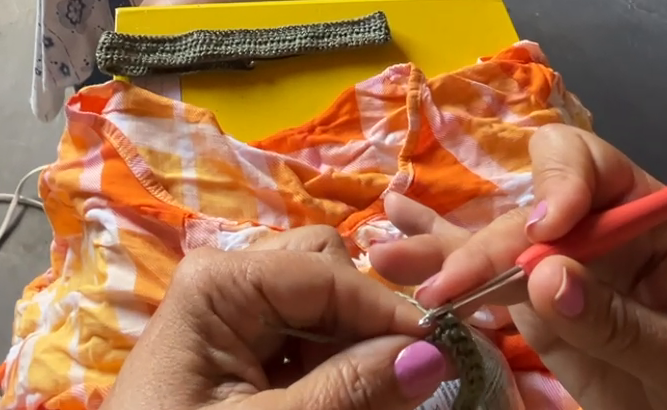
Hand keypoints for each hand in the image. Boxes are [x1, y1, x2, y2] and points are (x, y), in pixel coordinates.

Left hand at [103, 226, 453, 409]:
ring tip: (378, 395)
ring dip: (354, 346)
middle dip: (366, 321)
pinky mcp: (238, 349)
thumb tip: (433, 354)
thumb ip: (349, 392)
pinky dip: (332, 366)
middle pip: (323, 273)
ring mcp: (232, 312)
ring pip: (319, 307)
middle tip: (406, 380)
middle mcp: (227, 278)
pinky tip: (344, 399)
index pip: (325, 270)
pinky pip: (301, 338)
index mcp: (220, 279)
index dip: (385, 308)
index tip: (446, 350)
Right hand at [368, 125, 666, 409]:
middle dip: (486, 243)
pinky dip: (440, 270)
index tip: (546, 230)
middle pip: (527, 213)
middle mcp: (596, 231)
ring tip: (384, 251)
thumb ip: (627, 323)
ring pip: (492, 242)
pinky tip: (391, 250)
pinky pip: (484, 283)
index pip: (591, 166)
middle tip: (452, 286)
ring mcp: (561, 270)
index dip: (560, 184)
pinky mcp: (537, 310)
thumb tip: (543, 274)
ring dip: (439, 248)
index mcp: (650, 218)